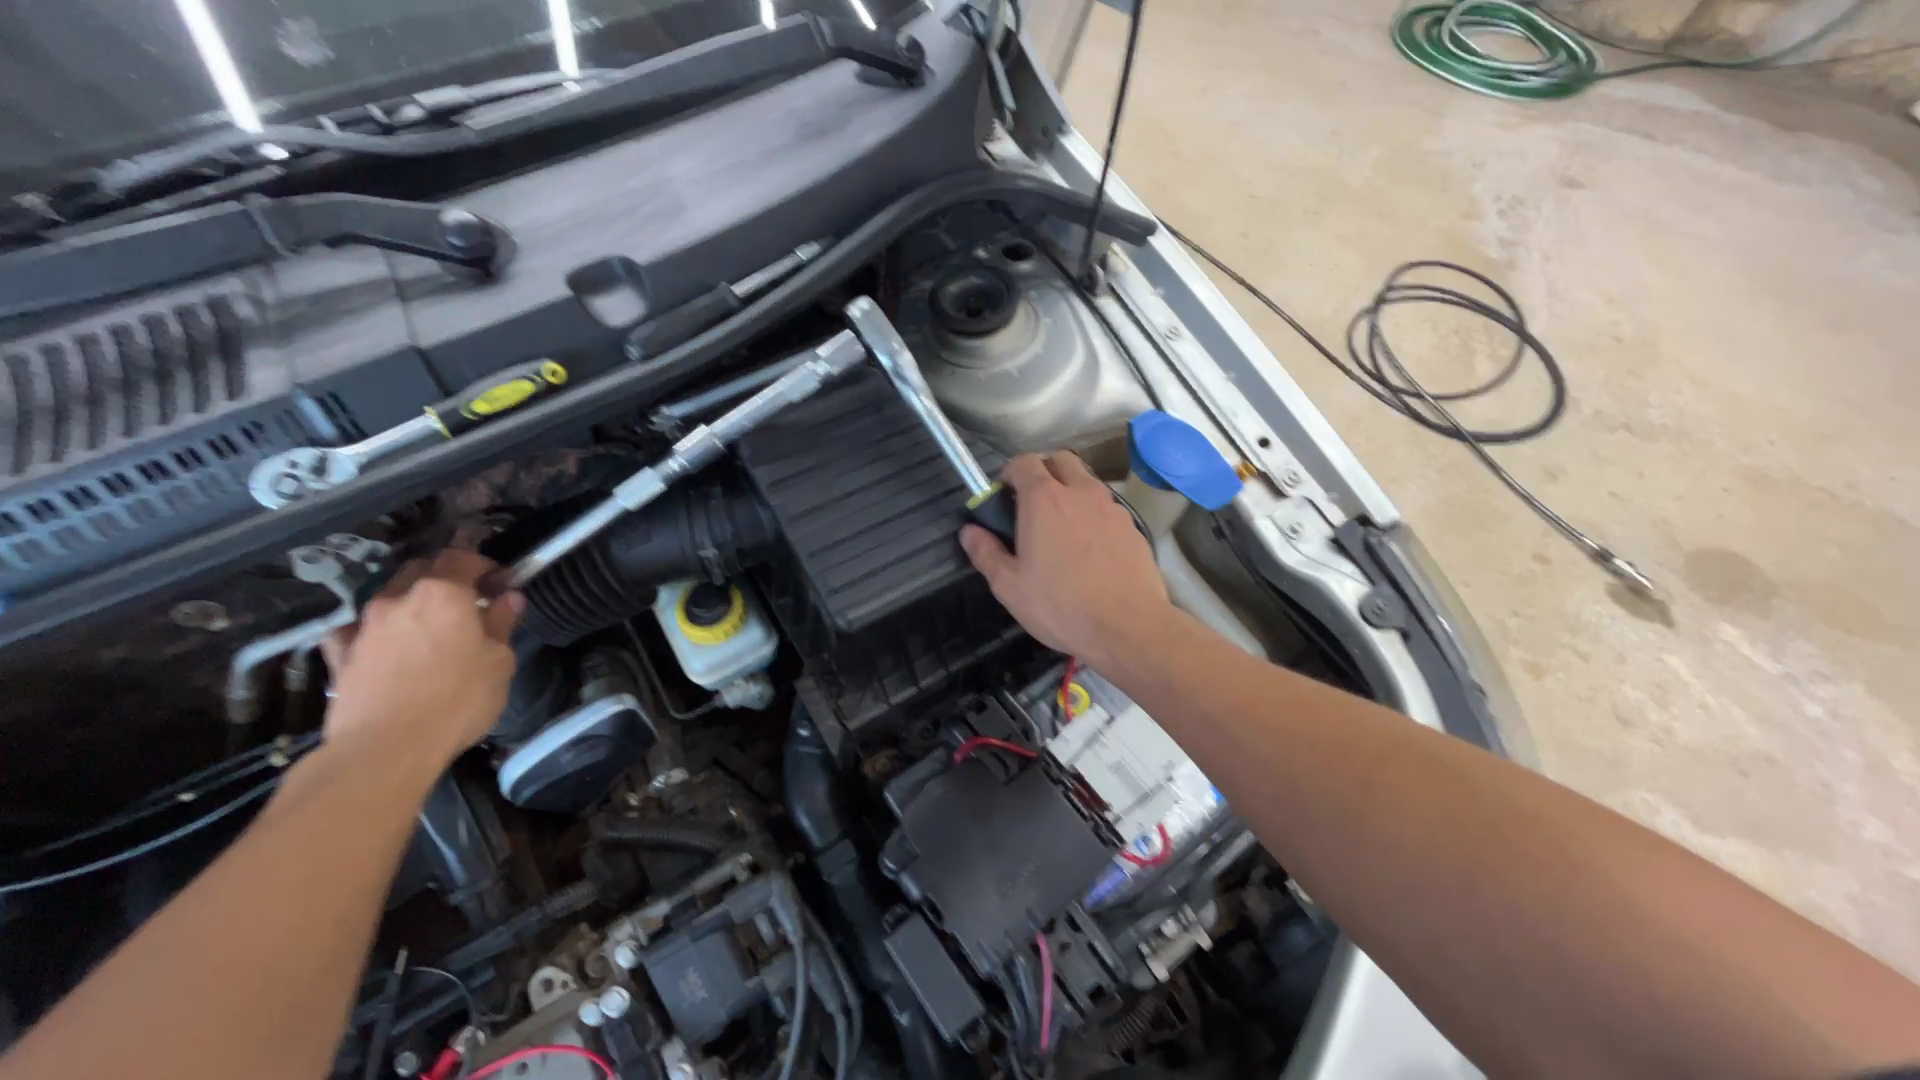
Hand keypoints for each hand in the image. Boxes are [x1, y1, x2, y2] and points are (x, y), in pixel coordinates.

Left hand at [321, 549, 525, 762]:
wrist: (385, 747)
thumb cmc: (456, 701)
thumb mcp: (498, 663)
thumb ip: (501, 625)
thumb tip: (508, 599)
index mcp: (443, 593)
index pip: (462, 557)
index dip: (484, 564)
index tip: (500, 582)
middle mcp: (398, 597)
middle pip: (422, 569)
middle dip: (446, 578)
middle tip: (466, 602)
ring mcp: (363, 624)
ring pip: (389, 596)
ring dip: (411, 603)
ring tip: (427, 628)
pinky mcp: (340, 653)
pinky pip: (356, 629)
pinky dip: (372, 630)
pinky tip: (379, 644)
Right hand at [959, 452, 1173, 667]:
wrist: (1128, 627)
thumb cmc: (1061, 606)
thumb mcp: (1010, 587)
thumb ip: (986, 553)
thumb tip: (969, 531)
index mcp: (1044, 500)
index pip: (1024, 462)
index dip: (1010, 474)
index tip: (1004, 498)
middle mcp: (1080, 492)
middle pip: (1060, 460)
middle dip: (1043, 472)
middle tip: (1032, 505)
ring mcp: (1111, 507)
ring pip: (1087, 482)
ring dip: (1071, 492)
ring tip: (1062, 530)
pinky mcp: (1132, 526)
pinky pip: (1107, 508)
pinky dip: (1094, 515)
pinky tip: (1090, 550)